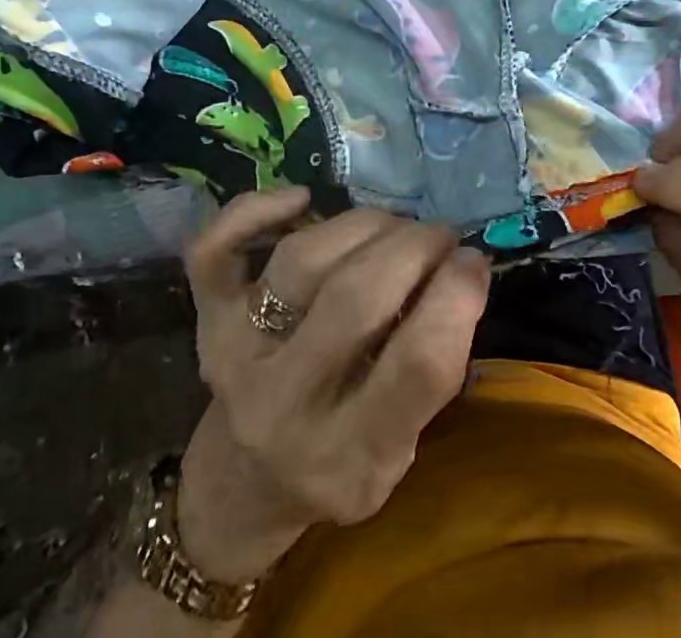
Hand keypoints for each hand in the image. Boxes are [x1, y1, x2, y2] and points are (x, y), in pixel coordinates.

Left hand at [174, 188, 491, 582]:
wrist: (245, 480)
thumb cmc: (338, 466)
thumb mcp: (399, 453)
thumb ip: (428, 374)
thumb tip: (460, 269)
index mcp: (349, 455)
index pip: (417, 366)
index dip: (457, 299)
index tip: (475, 262)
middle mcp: (283, 403)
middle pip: (356, 299)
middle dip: (413, 249)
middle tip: (441, 235)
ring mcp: (234, 355)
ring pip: (300, 260)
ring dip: (362, 225)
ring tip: (395, 225)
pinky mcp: (205, 322)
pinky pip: (214, 250)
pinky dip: (252, 210)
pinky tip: (301, 199)